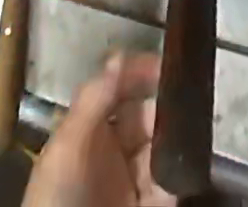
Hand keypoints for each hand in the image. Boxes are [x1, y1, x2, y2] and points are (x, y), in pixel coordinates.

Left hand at [23, 52, 176, 206]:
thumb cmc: (58, 200)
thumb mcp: (67, 147)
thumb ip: (94, 100)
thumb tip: (121, 54)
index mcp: (85, 130)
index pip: (115, 89)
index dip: (137, 73)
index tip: (163, 63)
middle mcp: (109, 151)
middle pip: (143, 115)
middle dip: (162, 106)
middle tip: (182, 100)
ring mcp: (129, 182)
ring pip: (160, 148)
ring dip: (174, 140)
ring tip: (189, 131)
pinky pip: (169, 186)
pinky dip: (178, 177)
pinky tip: (182, 170)